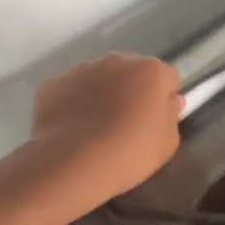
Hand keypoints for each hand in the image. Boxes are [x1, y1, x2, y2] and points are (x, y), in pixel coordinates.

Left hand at [0, 53, 182, 223]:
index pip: (167, 78)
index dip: (164, 99)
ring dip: (101, 94)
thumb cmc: (129, 153)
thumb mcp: (168, 143)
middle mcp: (118, 61)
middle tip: (127, 124)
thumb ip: (171, 115)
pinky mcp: (53, 84)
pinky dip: (72, 103)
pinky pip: (69, 90)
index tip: (156, 122)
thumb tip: (169, 100)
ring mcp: (82, 69)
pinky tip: (71, 128)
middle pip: (132, 73)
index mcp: (151, 71)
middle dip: (132, 91)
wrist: (72, 163)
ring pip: (99, 78)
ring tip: (95, 128)